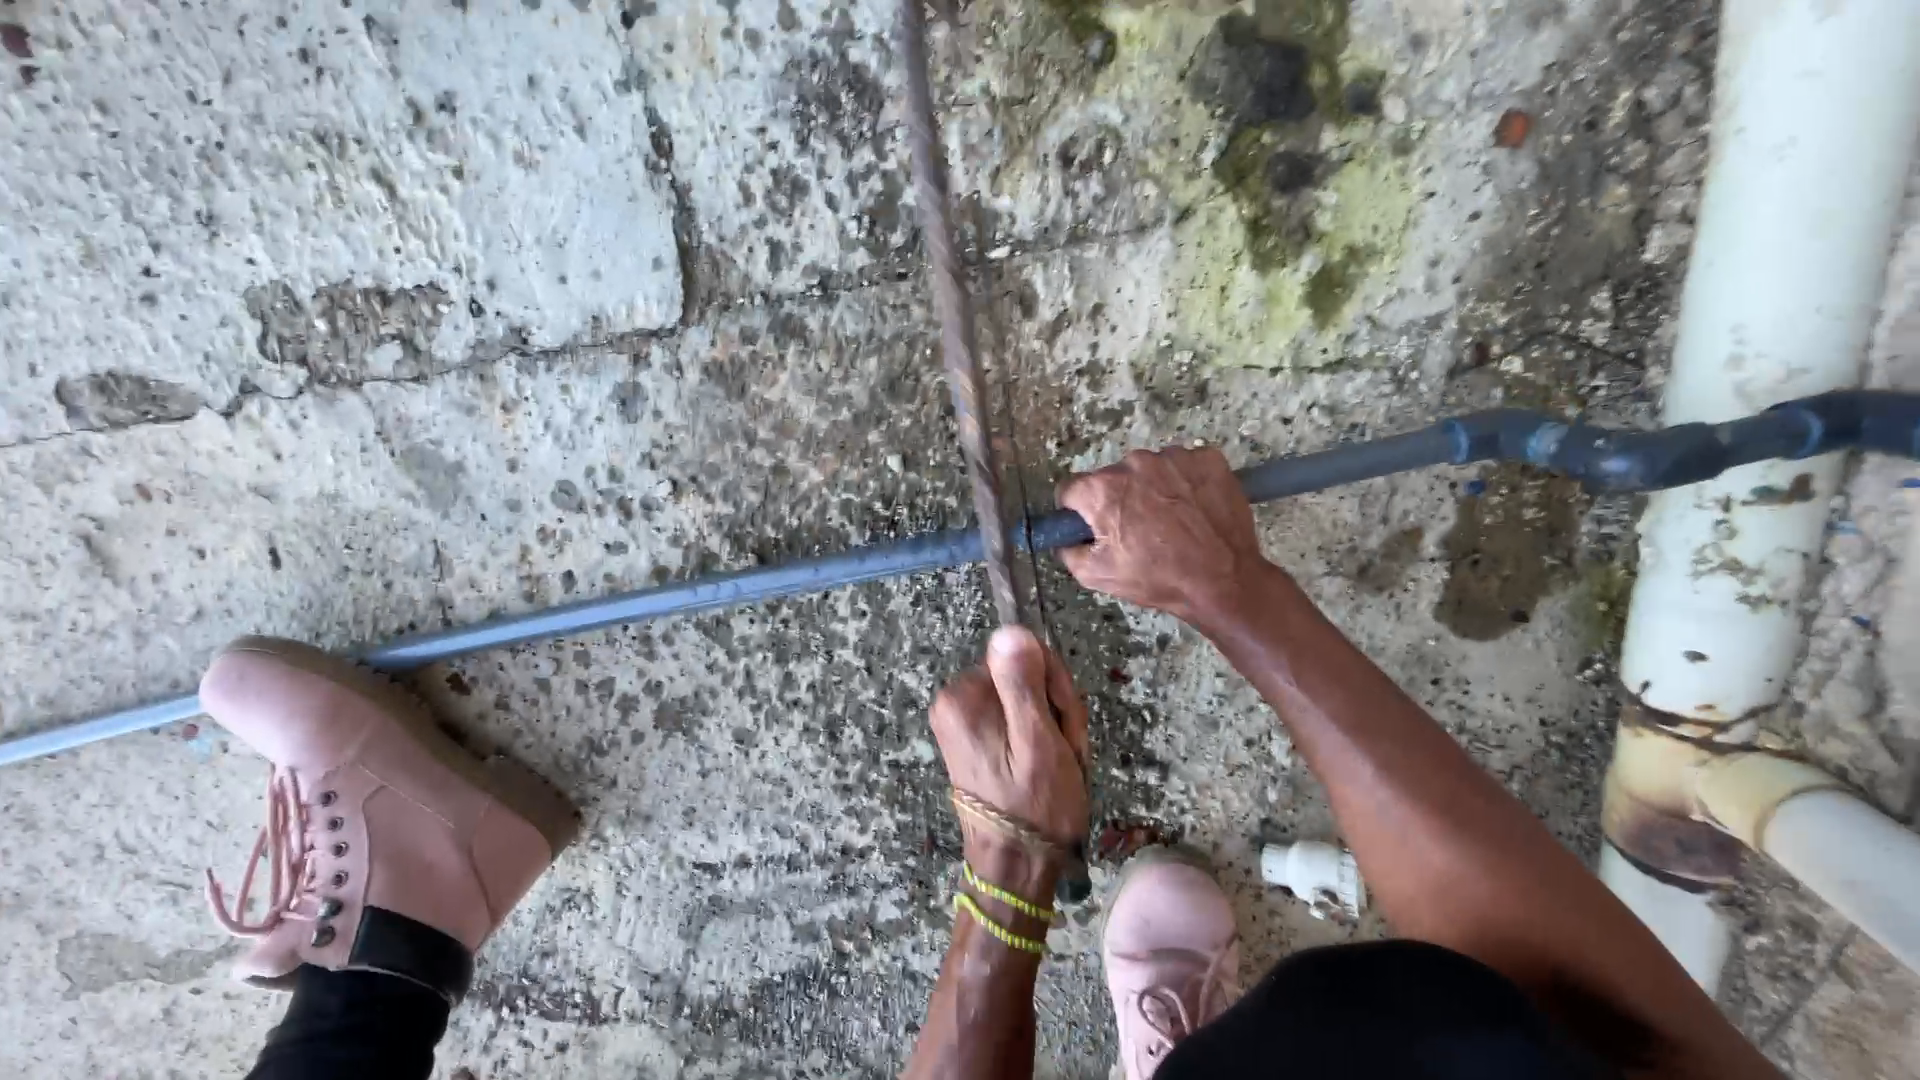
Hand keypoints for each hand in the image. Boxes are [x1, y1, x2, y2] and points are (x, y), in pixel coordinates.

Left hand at [929, 627, 1089, 861]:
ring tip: (1058, 766)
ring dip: (1051, 727)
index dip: (1056, 690)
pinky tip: (1045, 767)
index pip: (1026, 657)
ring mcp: (959, 720)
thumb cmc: (1035, 809)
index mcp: (965, 697)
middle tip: (1065, 753)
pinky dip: (1037, 739)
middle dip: (1054, 710)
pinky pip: (1014, 719)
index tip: (1065, 730)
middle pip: (1024, 677)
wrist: (1016, 867)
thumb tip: (1010, 629)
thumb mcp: (1039, 743)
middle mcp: (953, 701)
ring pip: (1025, 698)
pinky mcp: (970, 738)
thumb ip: (1023, 684)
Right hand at [1056, 446, 1272, 623]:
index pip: (1072, 489)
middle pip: (1113, 477)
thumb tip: (1064, 539)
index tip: (1092, 526)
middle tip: (1139, 531)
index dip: (1078, 511)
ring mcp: (1175, 457)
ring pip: (1150, 469)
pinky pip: (1185, 466)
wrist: (1223, 580)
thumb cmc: (1158, 579)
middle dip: (1120, 500)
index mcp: (1103, 489)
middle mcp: (1135, 463)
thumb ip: (1069, 551)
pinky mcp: (1208, 458)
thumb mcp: (1097, 576)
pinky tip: (1193, 509)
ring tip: (1171, 522)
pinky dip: (1185, 482)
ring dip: (1154, 489)